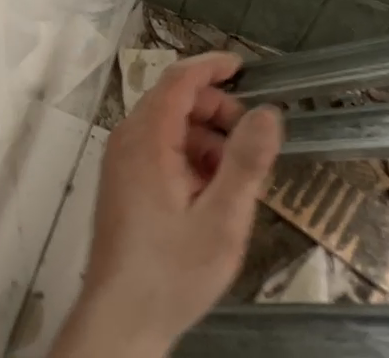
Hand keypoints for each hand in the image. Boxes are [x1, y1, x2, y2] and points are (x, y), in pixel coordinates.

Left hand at [49, 52, 282, 357]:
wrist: (121, 321)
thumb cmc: (171, 271)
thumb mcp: (221, 220)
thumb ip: (246, 163)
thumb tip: (267, 113)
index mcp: (147, 140)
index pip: (179, 79)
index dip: (212, 66)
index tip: (244, 67)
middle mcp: (128, 142)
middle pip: (174, 100)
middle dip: (216, 111)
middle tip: (249, 143)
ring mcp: (122, 163)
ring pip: (169, 126)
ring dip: (205, 138)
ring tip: (232, 178)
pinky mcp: (124, 184)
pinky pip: (159, 150)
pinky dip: (189, 157)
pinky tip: (208, 194)